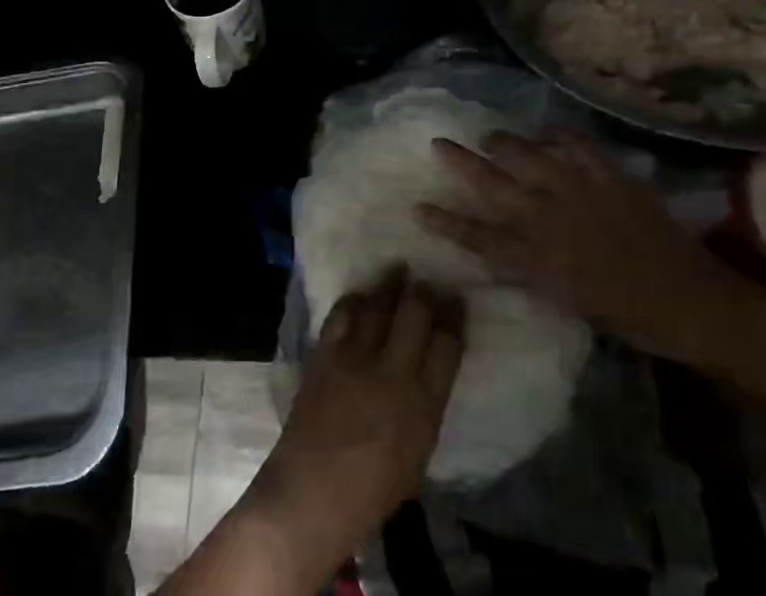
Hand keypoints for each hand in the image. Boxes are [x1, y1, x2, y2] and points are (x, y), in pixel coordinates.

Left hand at [238, 269, 462, 579]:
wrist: (308, 497)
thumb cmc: (371, 491)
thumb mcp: (418, 452)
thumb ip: (427, 405)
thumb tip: (429, 369)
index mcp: (424, 405)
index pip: (448, 345)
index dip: (455, 317)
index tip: (457, 302)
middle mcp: (394, 374)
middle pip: (416, 314)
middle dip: (426, 292)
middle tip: (428, 282)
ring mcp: (356, 361)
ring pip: (379, 306)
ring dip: (390, 284)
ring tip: (398, 269)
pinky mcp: (325, 358)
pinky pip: (342, 315)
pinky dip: (354, 300)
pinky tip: (360, 295)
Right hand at [415, 130, 756, 366]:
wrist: (687, 301)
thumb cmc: (624, 314)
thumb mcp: (566, 300)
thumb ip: (534, 270)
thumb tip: (510, 251)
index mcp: (534, 258)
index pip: (477, 236)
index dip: (445, 221)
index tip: (419, 207)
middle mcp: (548, 220)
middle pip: (493, 184)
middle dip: (461, 163)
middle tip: (440, 143)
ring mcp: (579, 192)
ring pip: (529, 156)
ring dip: (505, 142)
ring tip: (490, 136)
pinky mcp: (609, 178)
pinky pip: (577, 146)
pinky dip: (560, 136)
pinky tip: (548, 133)